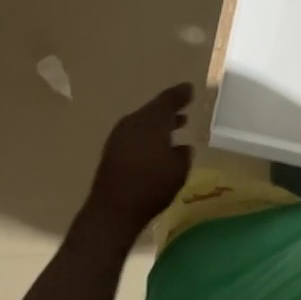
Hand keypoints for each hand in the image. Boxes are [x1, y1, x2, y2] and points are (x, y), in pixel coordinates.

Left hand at [86, 83, 194, 228]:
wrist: (113, 209)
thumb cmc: (152, 187)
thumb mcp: (178, 170)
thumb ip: (183, 153)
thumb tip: (182, 146)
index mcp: (151, 121)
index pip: (168, 100)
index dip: (180, 95)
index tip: (189, 89)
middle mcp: (132, 123)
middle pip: (153, 110)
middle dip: (169, 110)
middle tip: (184, 108)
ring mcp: (118, 137)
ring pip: (143, 123)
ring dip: (158, 125)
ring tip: (176, 127)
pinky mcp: (111, 152)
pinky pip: (134, 136)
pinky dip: (147, 136)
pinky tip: (156, 148)